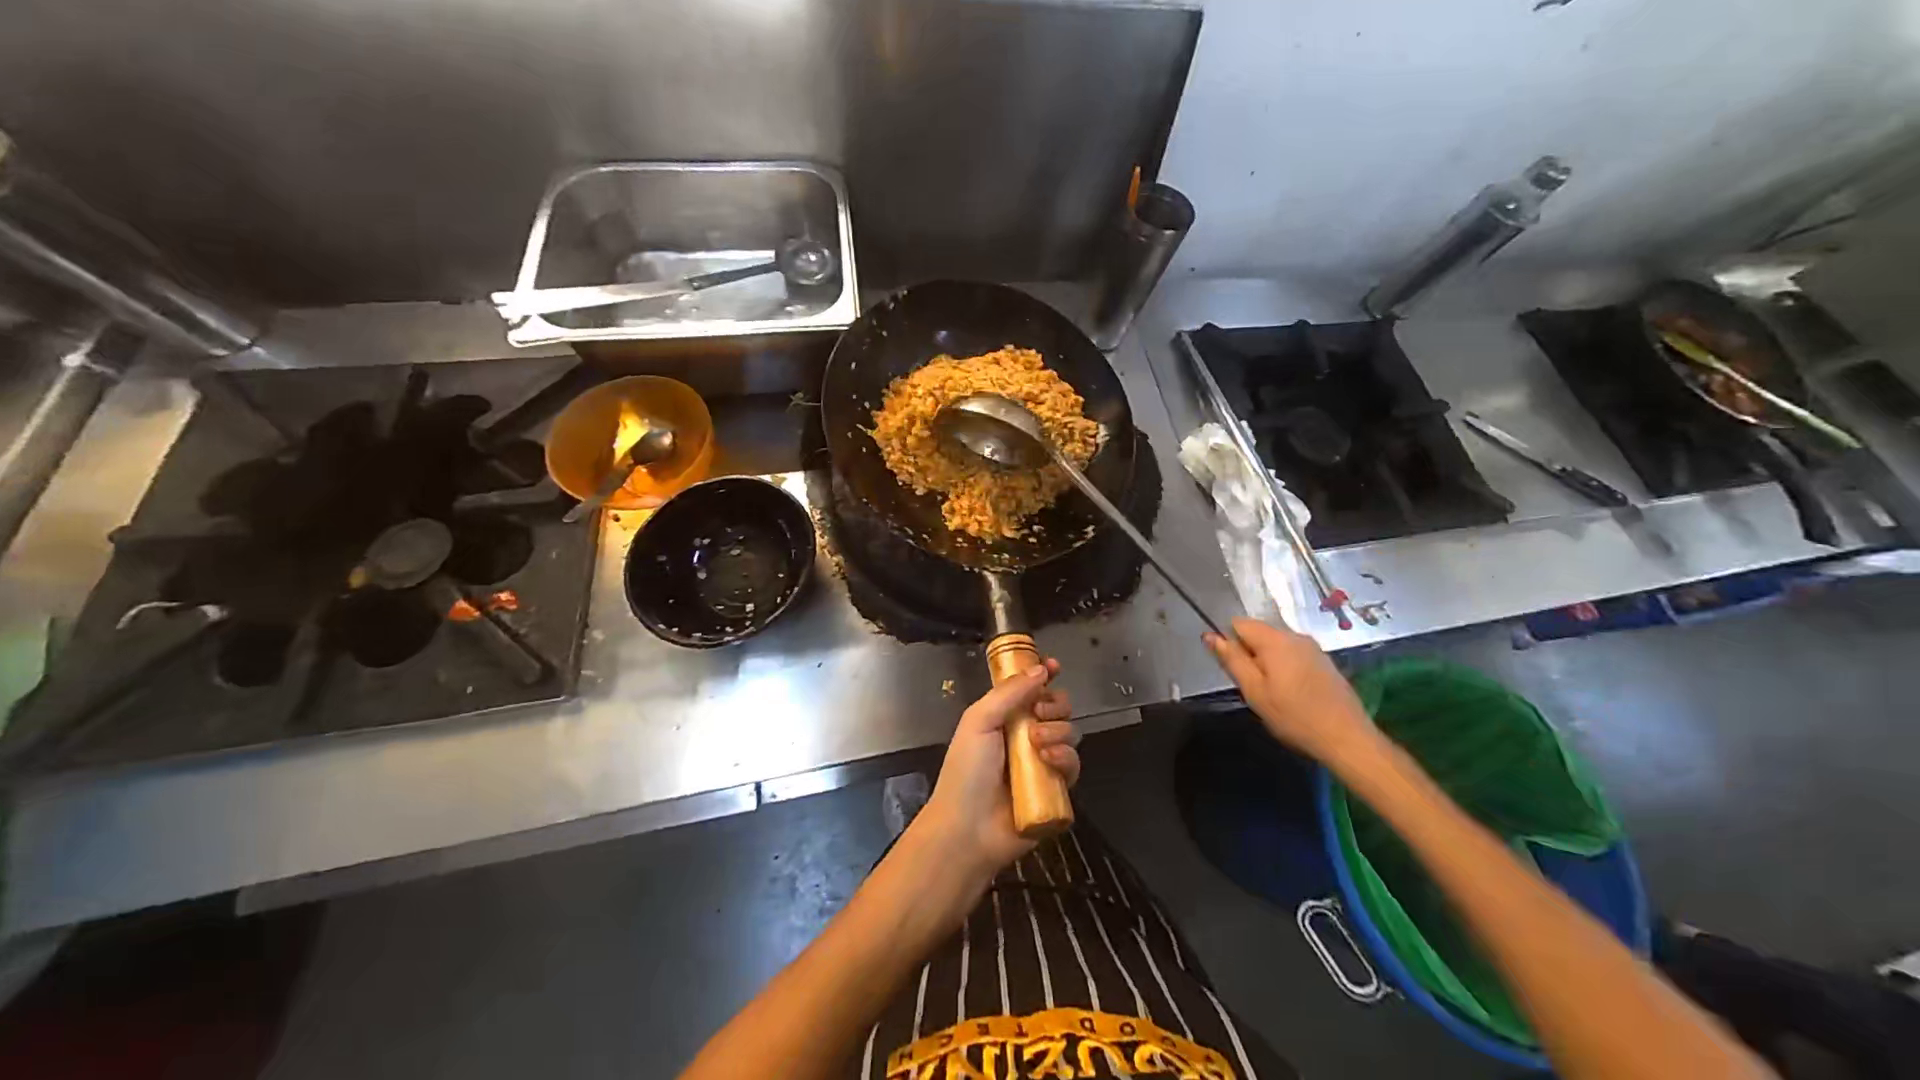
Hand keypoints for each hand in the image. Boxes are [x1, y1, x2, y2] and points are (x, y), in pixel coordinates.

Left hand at [909, 658, 1078, 884]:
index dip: (1044, 676)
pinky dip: (1065, 758)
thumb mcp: (979, 720)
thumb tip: (1041, 669)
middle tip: (1039, 713)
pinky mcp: (1057, 790)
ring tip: (1037, 744)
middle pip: (1057, 708)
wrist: (968, 828)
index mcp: (1004, 717)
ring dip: (1058, 731)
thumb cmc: (966, 770)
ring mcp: (1042, 763)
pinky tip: (1049, 761)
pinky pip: (1074, 765)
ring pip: (1070, 733)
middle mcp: (1025, 737)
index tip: (1054, 666)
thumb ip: (1010, 692)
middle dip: (1054, 704)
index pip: (1031, 689)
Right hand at [1205, 616, 1380, 763]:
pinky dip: (1285, 667)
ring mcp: (1313, 648)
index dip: (1228, 641)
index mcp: (1275, 639)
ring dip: (1266, 662)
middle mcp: (1295, 636)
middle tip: (1251, 686)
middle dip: (1248, 653)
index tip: (1232, 668)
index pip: (1239, 623)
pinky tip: (1291, 694)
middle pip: (1259, 633)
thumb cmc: (1293, 716)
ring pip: (1276, 645)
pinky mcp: (1325, 662)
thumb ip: (1232, 660)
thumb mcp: (1254, 690)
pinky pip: (1294, 655)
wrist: (1347, 738)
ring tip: (1271, 693)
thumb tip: (1211, 636)